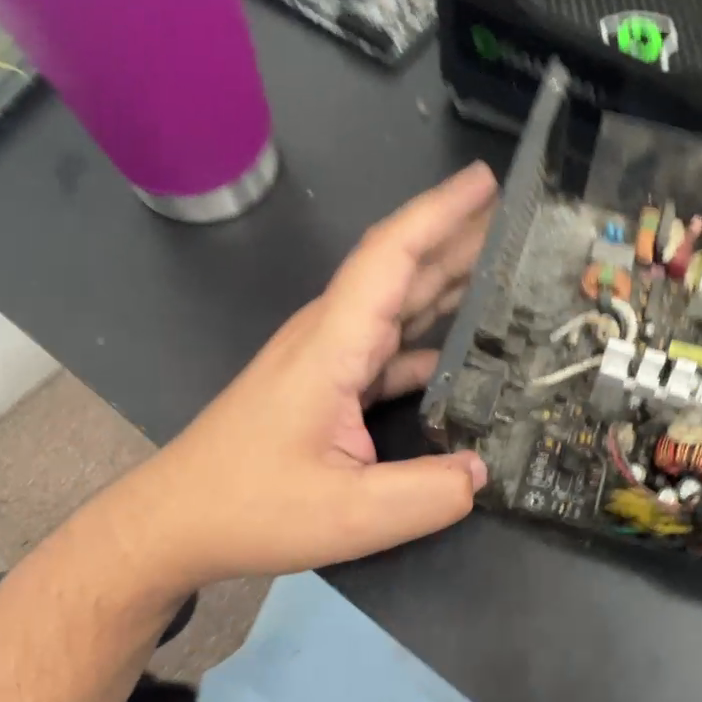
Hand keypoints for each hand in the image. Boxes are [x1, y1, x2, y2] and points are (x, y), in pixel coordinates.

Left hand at [90, 163, 496, 596]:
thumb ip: (428, 494)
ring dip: (449, 280)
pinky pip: (389, 345)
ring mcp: (326, 359)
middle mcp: (330, 336)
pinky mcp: (326, 384)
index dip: (441, 213)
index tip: (488, 181)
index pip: (392, 256)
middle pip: (401, 268)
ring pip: (397, 303)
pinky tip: (467, 352)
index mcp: (333, 346)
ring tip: (509, 271)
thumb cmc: (251, 509)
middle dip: (460, 237)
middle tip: (525, 225)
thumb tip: (481, 472)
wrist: (176, 520)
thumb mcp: (351, 516)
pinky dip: (429, 338)